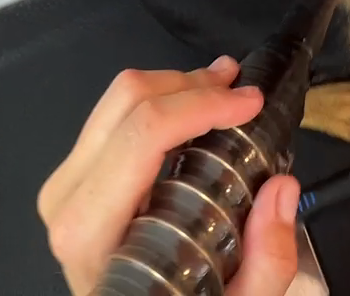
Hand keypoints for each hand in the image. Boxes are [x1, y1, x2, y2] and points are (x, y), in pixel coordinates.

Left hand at [36, 57, 300, 295]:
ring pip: (122, 94)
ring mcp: (67, 179)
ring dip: (181, 84)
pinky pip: (118, 110)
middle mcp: (69, 196)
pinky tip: (197, 104)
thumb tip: (282, 188)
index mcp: (90, 230)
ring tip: (226, 89)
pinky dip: (164, 96)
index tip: (251, 104)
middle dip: (196, 85)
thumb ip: (263, 265)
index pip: (144, 134)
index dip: (202, 106)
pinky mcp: (77, 170)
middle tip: (244, 91)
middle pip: (131, 99)